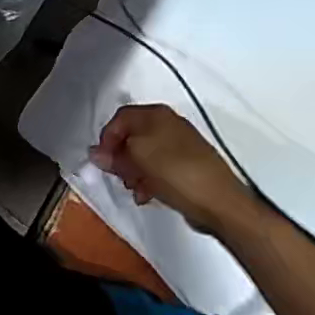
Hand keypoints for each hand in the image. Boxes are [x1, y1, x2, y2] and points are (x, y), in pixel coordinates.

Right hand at [91, 104, 260, 236]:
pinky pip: (157, 167)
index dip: (107, 138)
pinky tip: (147, 196)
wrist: (218, 200)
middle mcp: (167, 124)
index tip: (101, 162)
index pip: (121, 117)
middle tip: (119, 177)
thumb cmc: (175, 172)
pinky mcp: (185, 164)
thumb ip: (115, 155)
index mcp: (156, 114)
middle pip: (132, 136)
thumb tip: (96, 153)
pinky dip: (148, 179)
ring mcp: (178, 144)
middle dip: (121, 157)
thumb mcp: (139, 160)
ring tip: (135, 190)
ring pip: (143, 154)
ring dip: (134, 171)